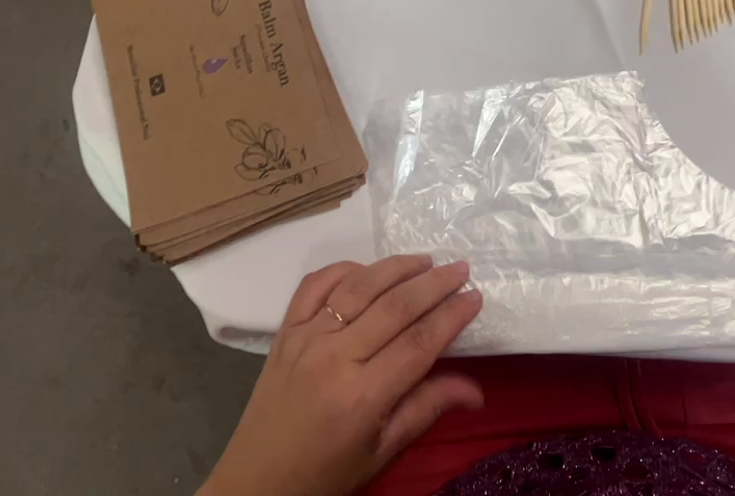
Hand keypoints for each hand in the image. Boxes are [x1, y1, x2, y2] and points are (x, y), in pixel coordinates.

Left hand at [200, 255, 483, 495]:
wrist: (256, 482)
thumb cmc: (326, 472)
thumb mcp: (382, 452)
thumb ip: (426, 409)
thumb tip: (477, 390)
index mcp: (363, 396)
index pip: (419, 342)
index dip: (451, 315)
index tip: (475, 295)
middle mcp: (335, 357)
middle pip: (394, 306)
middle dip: (433, 283)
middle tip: (460, 267)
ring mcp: (306, 337)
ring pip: (358, 286)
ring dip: (395, 267)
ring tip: (425, 259)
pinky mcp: (285, 329)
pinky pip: (315, 285)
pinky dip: (343, 269)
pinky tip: (367, 268)